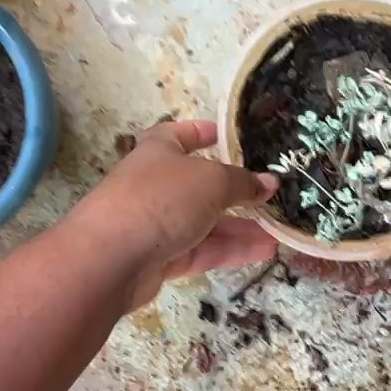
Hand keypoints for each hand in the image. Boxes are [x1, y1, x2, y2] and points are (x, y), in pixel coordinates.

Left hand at [71, 120, 279, 310]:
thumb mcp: (211, 181)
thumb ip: (243, 182)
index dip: (204, 132)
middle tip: (272, 194)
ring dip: (242, 226)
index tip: (231, 136)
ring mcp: (158, 223)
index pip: (181, 134)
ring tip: (279, 230)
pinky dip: (232, 250)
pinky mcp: (162, 258)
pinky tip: (265, 252)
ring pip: (206, 222)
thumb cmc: (161, 200)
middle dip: (237, 190)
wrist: (110, 258)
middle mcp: (157, 185)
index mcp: (159, 151)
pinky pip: (203, 250)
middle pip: (201, 184)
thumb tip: (269, 183)